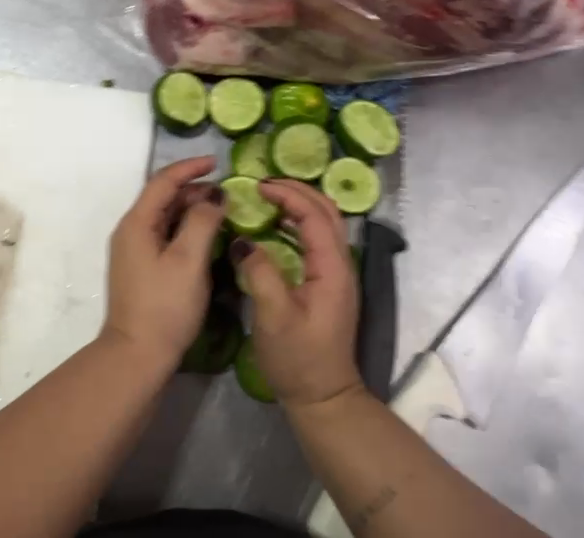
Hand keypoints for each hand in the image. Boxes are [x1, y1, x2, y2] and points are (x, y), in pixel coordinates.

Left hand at [101, 156, 224, 367]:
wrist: (137, 356)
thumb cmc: (165, 306)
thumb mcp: (189, 260)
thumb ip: (203, 222)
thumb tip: (214, 196)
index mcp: (137, 223)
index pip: (163, 181)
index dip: (190, 168)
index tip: (217, 163)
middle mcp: (130, 231)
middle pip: (162, 197)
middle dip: (194, 189)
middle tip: (227, 193)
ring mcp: (134, 251)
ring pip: (165, 217)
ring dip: (191, 209)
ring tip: (222, 212)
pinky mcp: (142, 269)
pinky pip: (165, 235)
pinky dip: (186, 229)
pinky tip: (207, 238)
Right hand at [235, 179, 363, 407]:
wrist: (324, 399)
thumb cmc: (299, 359)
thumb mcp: (273, 316)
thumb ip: (260, 272)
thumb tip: (243, 240)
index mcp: (332, 268)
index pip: (314, 214)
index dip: (288, 194)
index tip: (257, 185)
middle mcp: (340, 265)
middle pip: (326, 212)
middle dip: (297, 191)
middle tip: (263, 184)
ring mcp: (336, 276)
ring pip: (324, 225)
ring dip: (299, 205)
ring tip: (266, 199)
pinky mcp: (328, 286)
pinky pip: (316, 241)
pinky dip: (297, 224)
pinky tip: (273, 229)